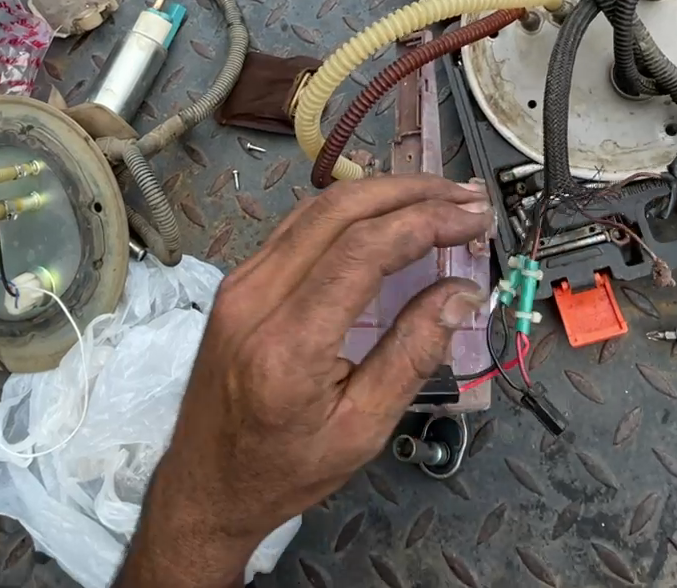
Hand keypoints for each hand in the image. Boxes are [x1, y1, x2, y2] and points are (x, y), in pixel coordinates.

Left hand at [115, 176, 490, 587]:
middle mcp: (256, 296)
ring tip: (438, 199)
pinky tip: (387, 213)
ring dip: (384, 192)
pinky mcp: (240, 278)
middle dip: (411, 192)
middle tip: (465, 198)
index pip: (362, 249)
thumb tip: (462, 292)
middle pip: (341, 209)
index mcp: (288, 344)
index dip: (425, 221)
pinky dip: (353, 208)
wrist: (204, 485)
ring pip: (319, 206)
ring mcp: (242, 280)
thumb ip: (412, 354)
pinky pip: (302, 223)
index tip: (473, 218)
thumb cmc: (284, 470)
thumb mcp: (362, 431)